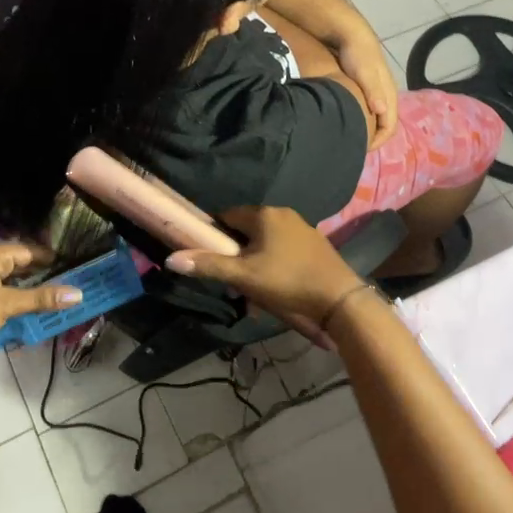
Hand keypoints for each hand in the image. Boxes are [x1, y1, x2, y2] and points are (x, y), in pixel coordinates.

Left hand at [0, 242, 81, 355]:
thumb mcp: (7, 304)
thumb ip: (41, 299)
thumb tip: (78, 293)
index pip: (28, 250)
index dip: (50, 259)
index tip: (72, 267)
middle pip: (17, 265)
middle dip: (40, 276)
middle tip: (65, 286)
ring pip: (7, 281)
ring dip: (26, 292)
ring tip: (49, 302)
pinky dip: (11, 302)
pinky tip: (23, 314)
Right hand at [166, 207, 364, 331]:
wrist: (340, 300)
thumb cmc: (287, 283)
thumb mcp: (244, 277)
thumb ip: (208, 266)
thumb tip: (172, 259)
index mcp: (263, 214)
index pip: (227, 216)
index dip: (215, 236)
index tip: (211, 257)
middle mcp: (283, 212)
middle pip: (247, 228)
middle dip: (237, 252)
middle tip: (233, 278)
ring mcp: (302, 227)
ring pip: (266, 239)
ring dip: (256, 259)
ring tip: (254, 287)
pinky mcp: (315, 243)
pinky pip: (284, 247)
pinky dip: (275, 262)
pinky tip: (278, 285)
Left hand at [336, 32, 398, 148]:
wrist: (350, 34)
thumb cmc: (357, 55)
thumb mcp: (364, 73)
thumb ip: (373, 91)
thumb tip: (382, 111)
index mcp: (389, 95)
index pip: (390, 126)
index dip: (378, 141)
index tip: (361, 149)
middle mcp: (386, 96)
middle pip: (385, 125)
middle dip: (373, 138)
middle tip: (355, 147)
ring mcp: (377, 92)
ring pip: (378, 118)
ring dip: (368, 129)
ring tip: (352, 138)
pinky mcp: (367, 88)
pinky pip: (369, 110)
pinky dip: (362, 119)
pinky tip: (348, 121)